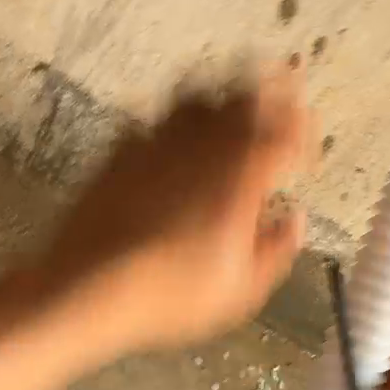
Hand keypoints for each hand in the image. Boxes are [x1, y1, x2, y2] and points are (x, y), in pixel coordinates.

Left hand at [36, 67, 310, 357]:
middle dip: (267, 92)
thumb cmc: (169, 296)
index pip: (285, 131)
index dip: (302, 129)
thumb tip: (294, 222)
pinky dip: (168, 125)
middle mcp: (202, 147)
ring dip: (217, 99)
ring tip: (223, 112)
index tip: (304, 142)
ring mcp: (155, 143)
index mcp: (241, 176)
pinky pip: (150, 122)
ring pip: (195, 96)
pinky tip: (167, 142)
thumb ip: (274, 251)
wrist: (85, 286)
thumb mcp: (238, 292)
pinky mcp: (117, 152)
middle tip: (277, 94)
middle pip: (243, 95)